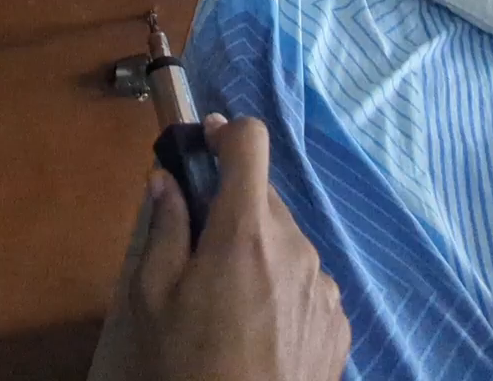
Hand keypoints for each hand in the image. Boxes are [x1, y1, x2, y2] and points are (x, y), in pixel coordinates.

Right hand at [112, 116, 350, 380]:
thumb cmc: (189, 364)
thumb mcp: (153, 296)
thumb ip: (164, 225)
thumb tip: (166, 179)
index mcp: (246, 231)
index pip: (251, 143)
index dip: (226, 133)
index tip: (205, 144)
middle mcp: (294, 246)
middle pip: (263, 194)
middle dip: (231, 202)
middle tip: (200, 240)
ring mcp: (324, 285)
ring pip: (285, 235)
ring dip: (257, 242)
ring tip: (230, 293)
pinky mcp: (339, 320)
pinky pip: (306, 275)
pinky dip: (282, 278)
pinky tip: (260, 321)